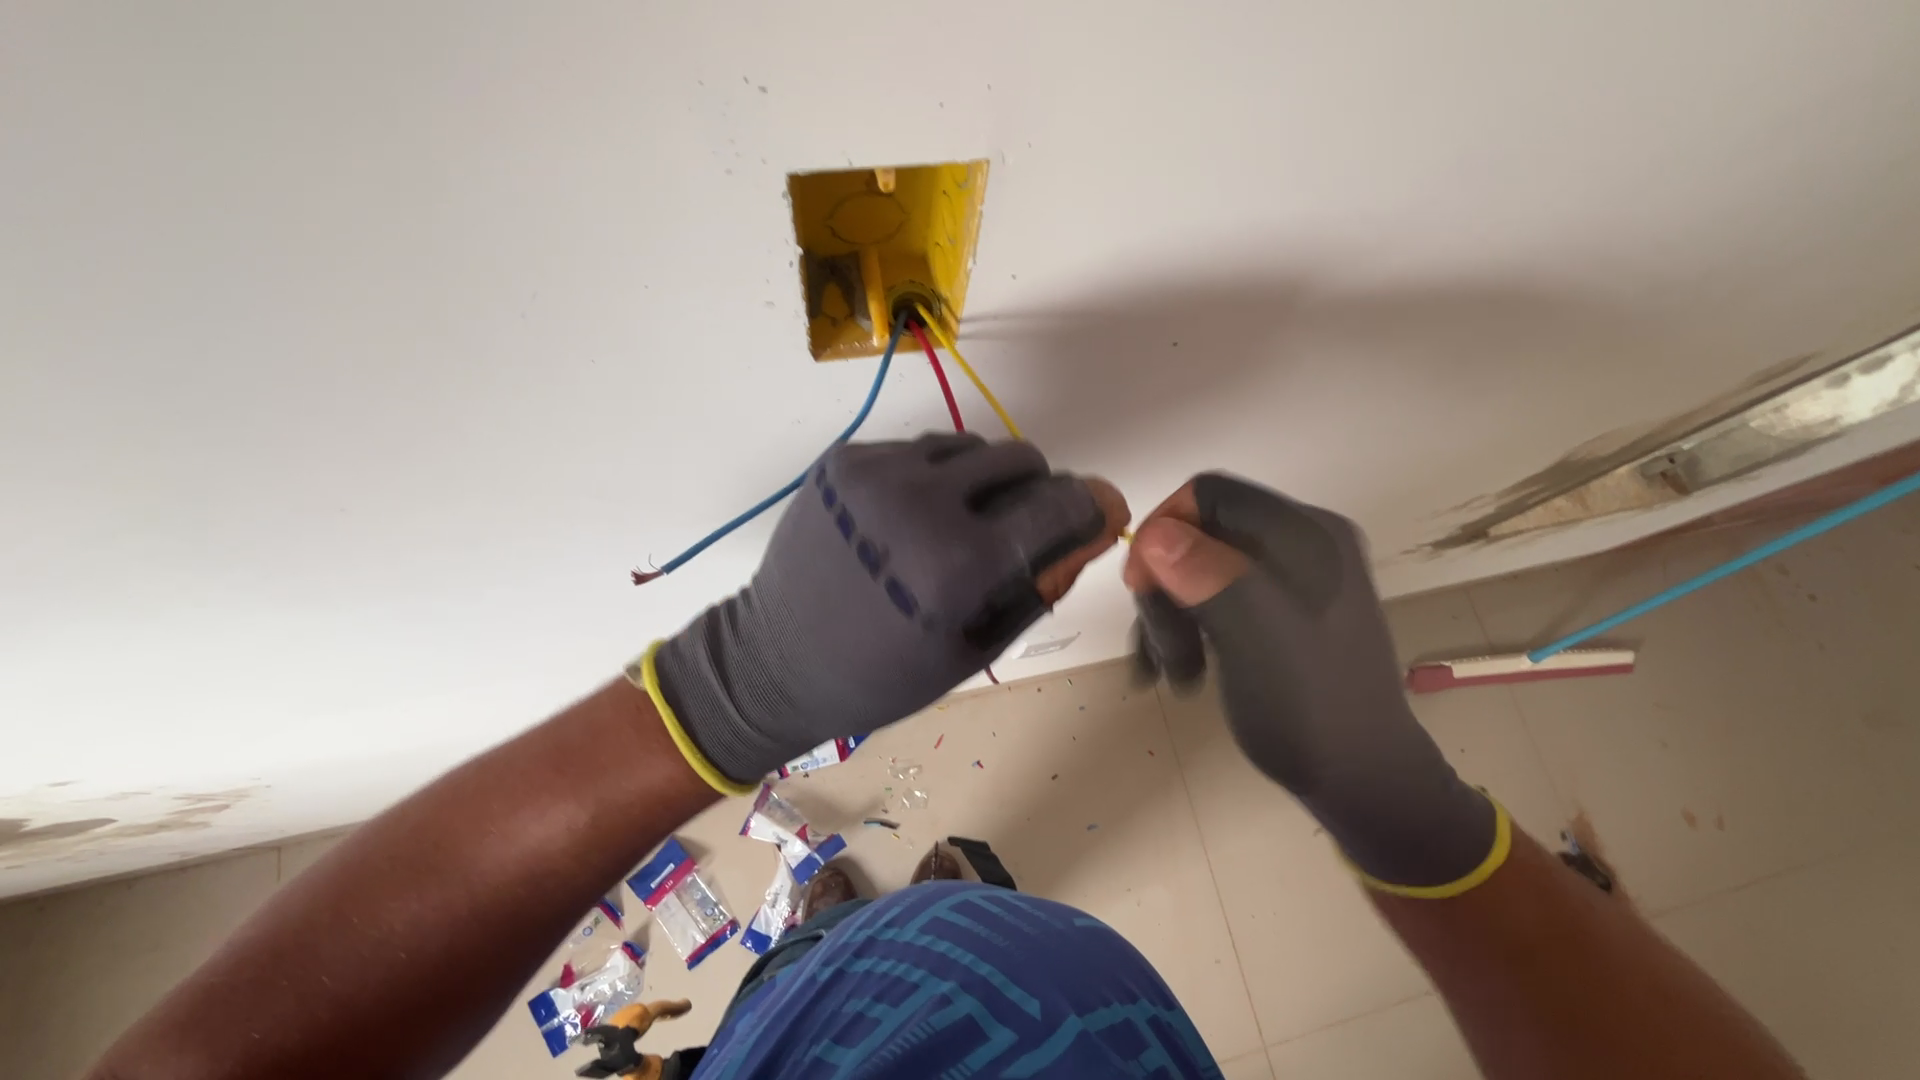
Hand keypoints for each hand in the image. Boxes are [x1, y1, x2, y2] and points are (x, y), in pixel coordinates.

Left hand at [652, 434, 1128, 786]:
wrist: (776, 660)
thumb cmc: (883, 676)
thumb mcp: (974, 645)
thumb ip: (1041, 581)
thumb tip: (1096, 526)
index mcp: (961, 562)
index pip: (1060, 503)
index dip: (1088, 506)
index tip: (1092, 513)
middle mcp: (923, 501)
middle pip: (1020, 458)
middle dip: (1035, 489)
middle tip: (1017, 526)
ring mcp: (878, 472)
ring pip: (970, 446)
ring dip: (982, 479)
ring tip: (958, 522)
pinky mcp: (845, 459)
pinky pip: (919, 449)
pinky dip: (932, 476)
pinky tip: (911, 517)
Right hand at [1125, 474, 1497, 891]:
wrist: (1361, 778)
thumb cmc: (1308, 709)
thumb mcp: (1254, 639)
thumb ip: (1208, 576)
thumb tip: (1153, 532)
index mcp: (1305, 533)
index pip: (1209, 494)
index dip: (1162, 529)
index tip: (1140, 587)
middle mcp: (1301, 542)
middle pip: (1199, 533)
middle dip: (1165, 586)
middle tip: (1158, 648)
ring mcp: (1292, 577)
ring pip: (1199, 569)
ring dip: (1171, 615)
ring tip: (1170, 671)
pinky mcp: (1280, 609)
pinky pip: (1215, 597)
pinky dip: (1190, 628)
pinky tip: (1183, 670)